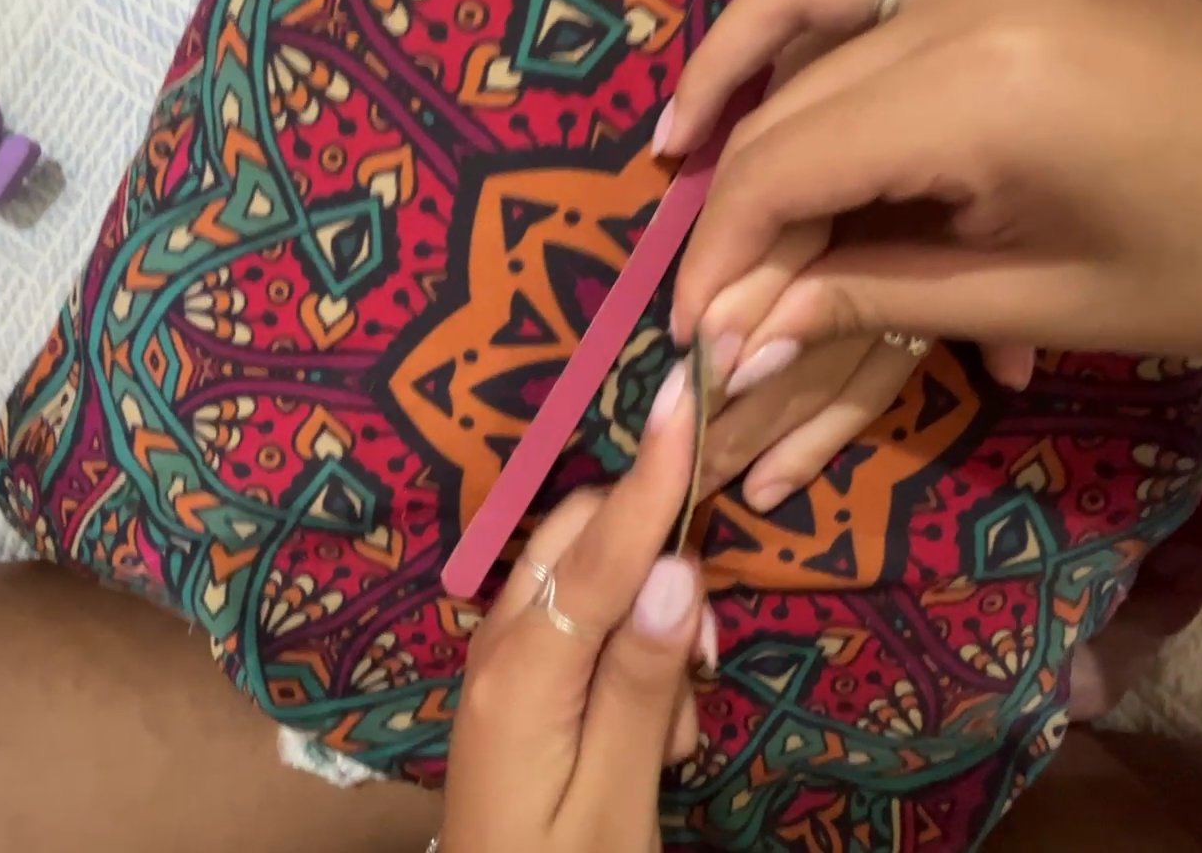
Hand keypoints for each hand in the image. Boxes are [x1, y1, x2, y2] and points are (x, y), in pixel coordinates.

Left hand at [442, 367, 712, 852]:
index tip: (679, 401)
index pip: (599, 554)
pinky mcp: (517, 665)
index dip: (648, 478)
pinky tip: (645, 729)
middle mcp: (500, 638)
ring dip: (647, 620)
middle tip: (700, 652)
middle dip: (656, 564)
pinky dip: (626, 645)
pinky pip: (577, 613)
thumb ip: (641, 681)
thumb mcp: (617, 801)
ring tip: (668, 728)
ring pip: (588, 572)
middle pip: (584, 540)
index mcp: (521, 674)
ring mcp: (502, 648)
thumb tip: (677, 568)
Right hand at [684, 0, 1067, 506]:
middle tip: (698, 287)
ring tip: (679, 136)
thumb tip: (737, 337)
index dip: (717, 254)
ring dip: (736, 59)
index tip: (690, 326)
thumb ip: (862, 302)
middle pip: (785, 100)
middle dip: (724, 204)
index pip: (782, 170)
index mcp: (980, 96)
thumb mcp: (1031, 306)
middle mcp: (975, 3)